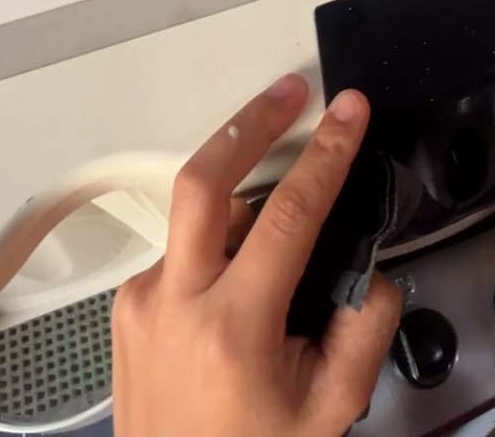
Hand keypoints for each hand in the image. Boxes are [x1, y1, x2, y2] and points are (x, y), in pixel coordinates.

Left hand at [111, 74, 399, 435]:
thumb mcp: (334, 405)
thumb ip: (366, 322)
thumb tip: (365, 262)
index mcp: (231, 331)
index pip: (287, 216)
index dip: (326, 153)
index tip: (348, 111)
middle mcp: (172, 306)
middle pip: (202, 180)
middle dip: (251, 120)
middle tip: (293, 90)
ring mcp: (140, 302)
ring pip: (197, 211)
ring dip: (243, 186)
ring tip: (283, 210)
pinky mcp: (128, 304)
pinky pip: (186, 245)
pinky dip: (223, 235)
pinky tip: (245, 263)